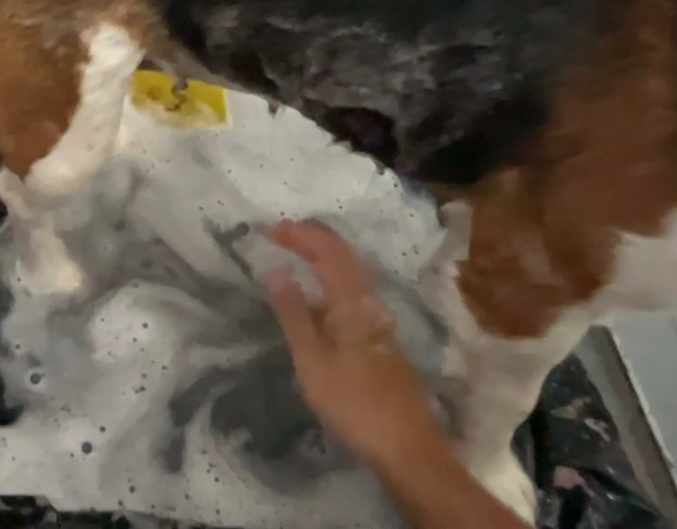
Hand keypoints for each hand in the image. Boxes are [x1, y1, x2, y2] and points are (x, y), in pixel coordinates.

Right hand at [263, 219, 441, 463]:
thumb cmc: (353, 401)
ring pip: (351, 272)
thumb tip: (275, 269)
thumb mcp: (311, 358)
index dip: (300, 234)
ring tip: (296, 255)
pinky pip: (353, 291)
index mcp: (351, 300)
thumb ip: (292, 311)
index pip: (327, 249)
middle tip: (281, 234)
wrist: (406, 446)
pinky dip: (331, 278)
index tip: (270, 230)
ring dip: (323, 256)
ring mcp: (378, 320)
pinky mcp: (380, 337)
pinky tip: (318, 297)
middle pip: (343, 254)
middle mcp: (369, 301)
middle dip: (312, 238)